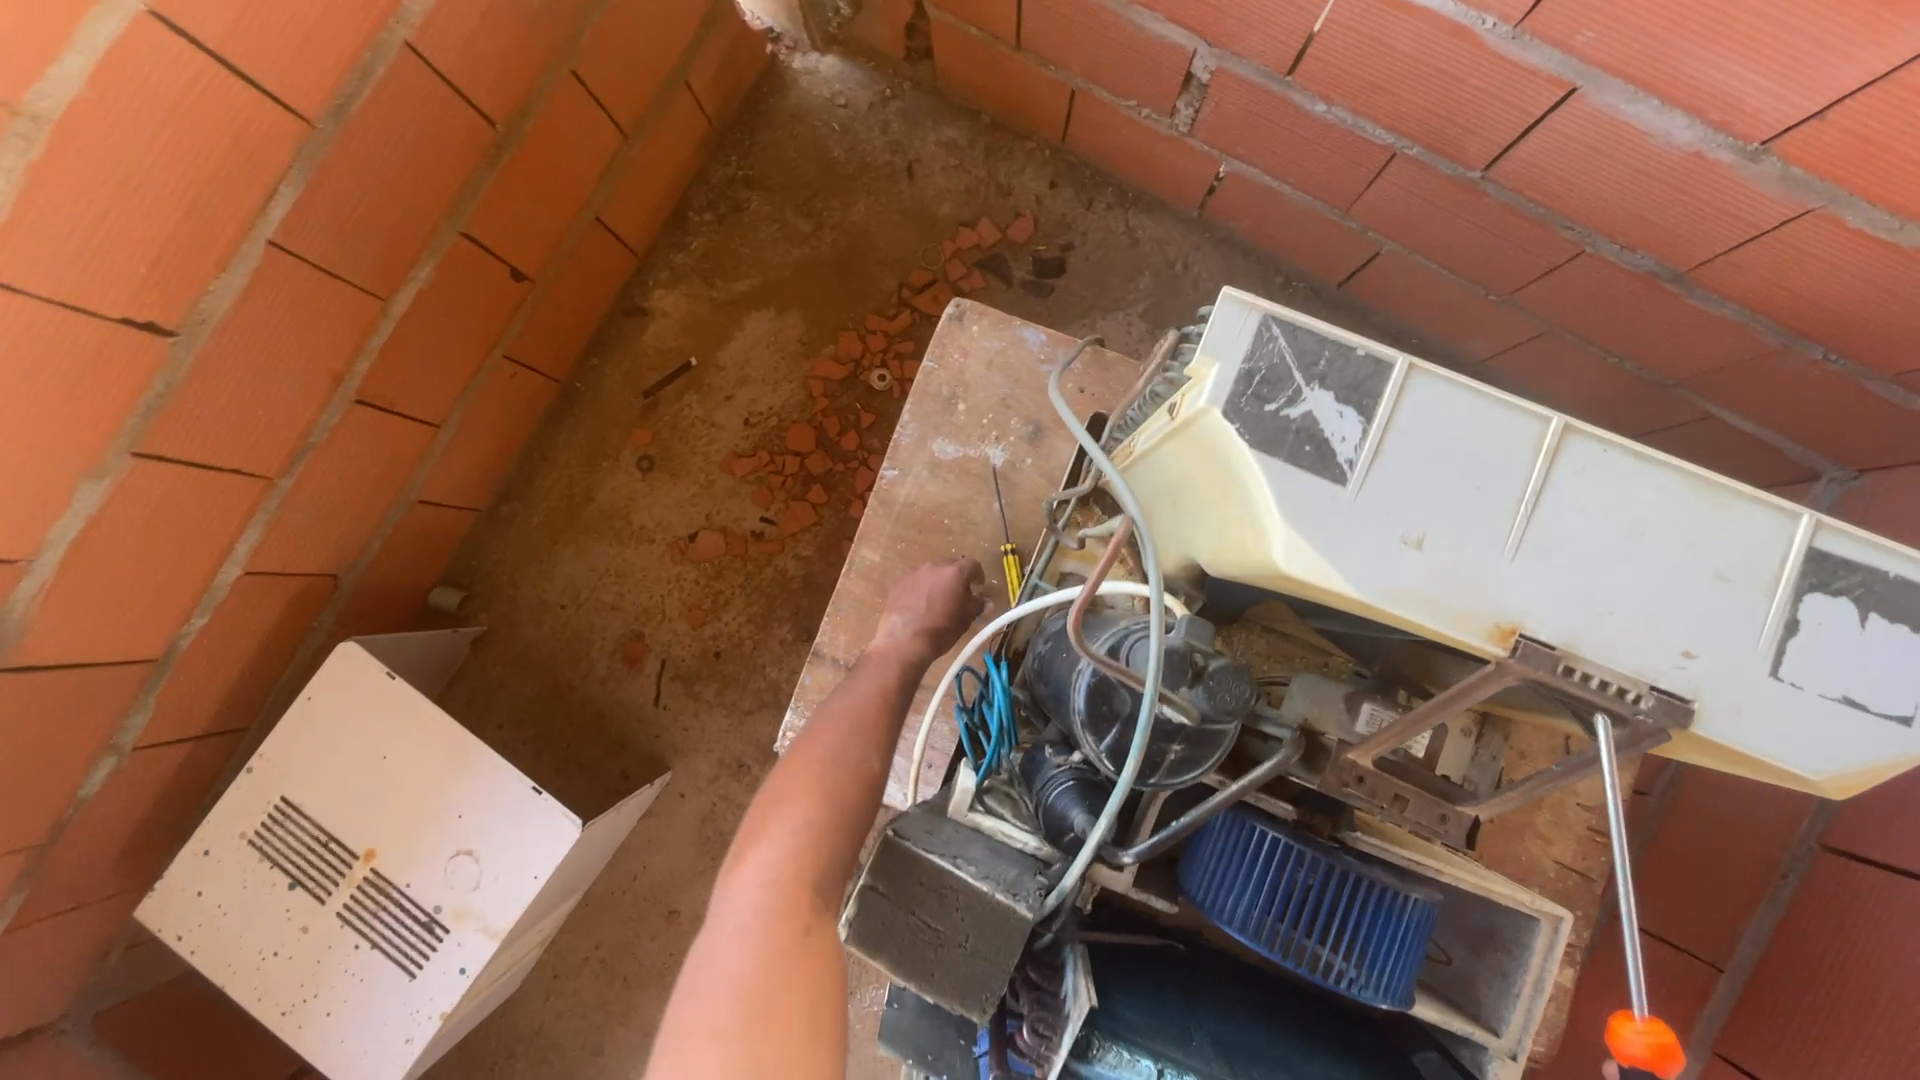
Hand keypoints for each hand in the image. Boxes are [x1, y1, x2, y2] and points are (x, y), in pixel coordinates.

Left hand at [870, 558, 985, 665]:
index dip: (978, 574)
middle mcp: (934, 567)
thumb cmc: (941, 630)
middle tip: (959, 592)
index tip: (979, 586)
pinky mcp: (898, 583)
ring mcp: (914, 573)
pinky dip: (921, 588)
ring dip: (938, 581)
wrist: (904, 641)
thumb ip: (978, 605)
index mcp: (954, 572)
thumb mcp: (966, 619)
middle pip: (950, 565)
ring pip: (932, 572)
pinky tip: (920, 604)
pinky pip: (916, 581)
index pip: (972, 564)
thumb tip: (986, 600)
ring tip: (938, 598)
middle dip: (957, 576)